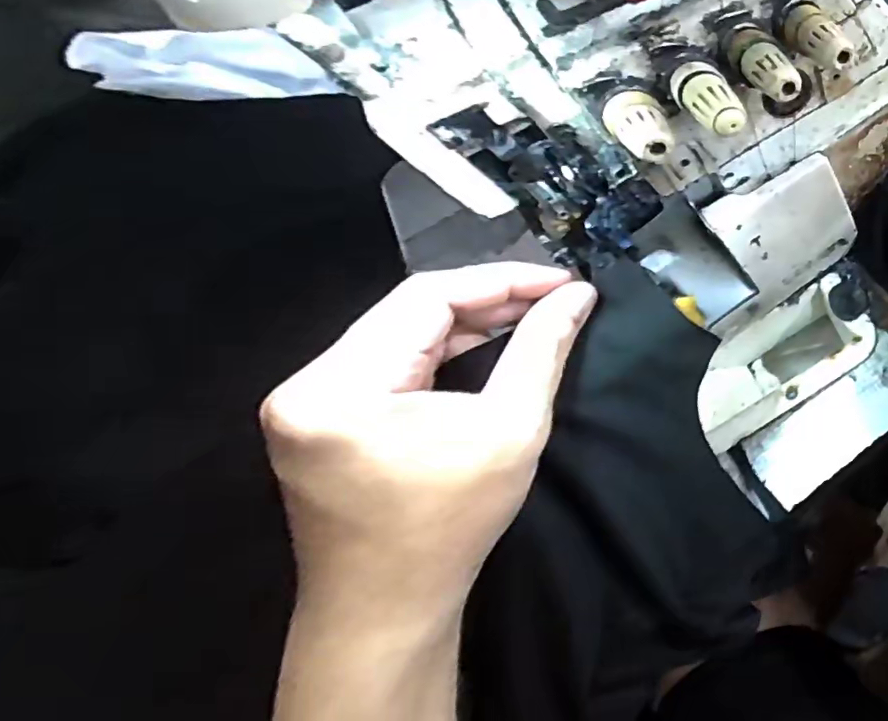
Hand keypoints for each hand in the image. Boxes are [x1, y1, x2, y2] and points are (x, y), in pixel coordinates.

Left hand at [260, 262, 596, 618]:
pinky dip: (449, 343)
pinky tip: (492, 339)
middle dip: (492, 296)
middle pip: (413, 308)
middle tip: (556, 295)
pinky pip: (396, 355)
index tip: (564, 282)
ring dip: (474, 317)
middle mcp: (309, 383)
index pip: (429, 297)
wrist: (388, 608)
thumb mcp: (513, 426)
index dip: (504, 280)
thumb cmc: (451, 522)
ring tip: (534, 312)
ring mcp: (311, 400)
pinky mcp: (326, 414)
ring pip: (406, 328)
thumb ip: (544, 348)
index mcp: (339, 386)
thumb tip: (578, 294)